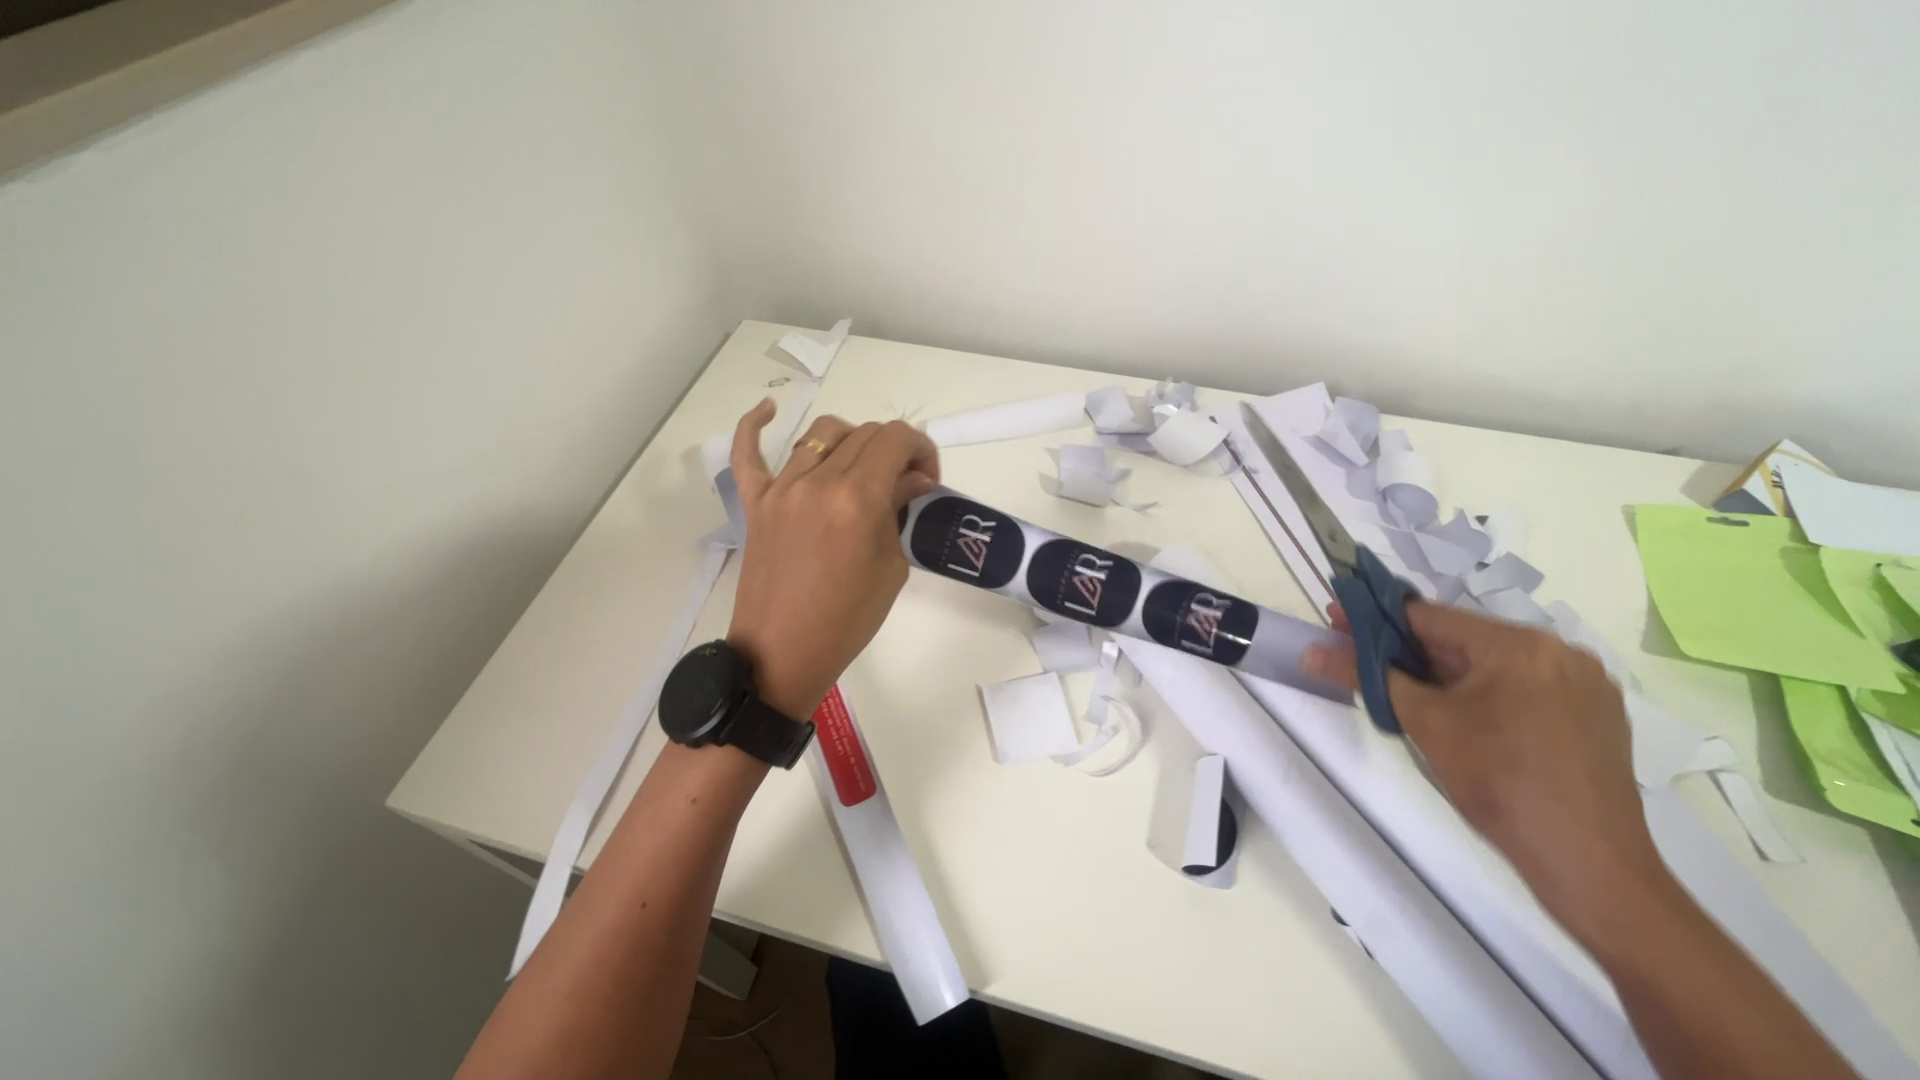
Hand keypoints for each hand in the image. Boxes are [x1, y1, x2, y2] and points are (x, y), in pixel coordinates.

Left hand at [723, 401, 940, 718]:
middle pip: (864, 434)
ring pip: (821, 435)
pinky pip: (746, 453)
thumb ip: (899, 514)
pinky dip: (754, 425)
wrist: (782, 655)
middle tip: (905, 484)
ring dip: (853, 441)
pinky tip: (769, 409)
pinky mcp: (755, 503)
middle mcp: (817, 482)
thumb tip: (909, 481)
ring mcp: (781, 489)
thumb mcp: (891, 569)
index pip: (896, 440)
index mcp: (856, 499)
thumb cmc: (846, 621)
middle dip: (895, 450)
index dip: (922, 449)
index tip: (928, 479)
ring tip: (863, 469)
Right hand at [1310, 602, 1665, 940]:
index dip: (1376, 620)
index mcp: (1519, 643)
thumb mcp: (1425, 725)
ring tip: (1409, 699)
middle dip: (1411, 653)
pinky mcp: (1596, 716)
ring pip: (1495, 667)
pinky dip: (1488, 696)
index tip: (1338, 624)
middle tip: (1365, 666)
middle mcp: (1560, 651)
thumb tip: (1313, 653)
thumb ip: (1367, 678)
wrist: (1587, 861)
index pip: (1430, 617)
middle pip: (1464, 640)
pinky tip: (1466, 723)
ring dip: (1448, 676)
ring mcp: (1585, 684)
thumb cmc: (1499, 783)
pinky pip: (1526, 690)